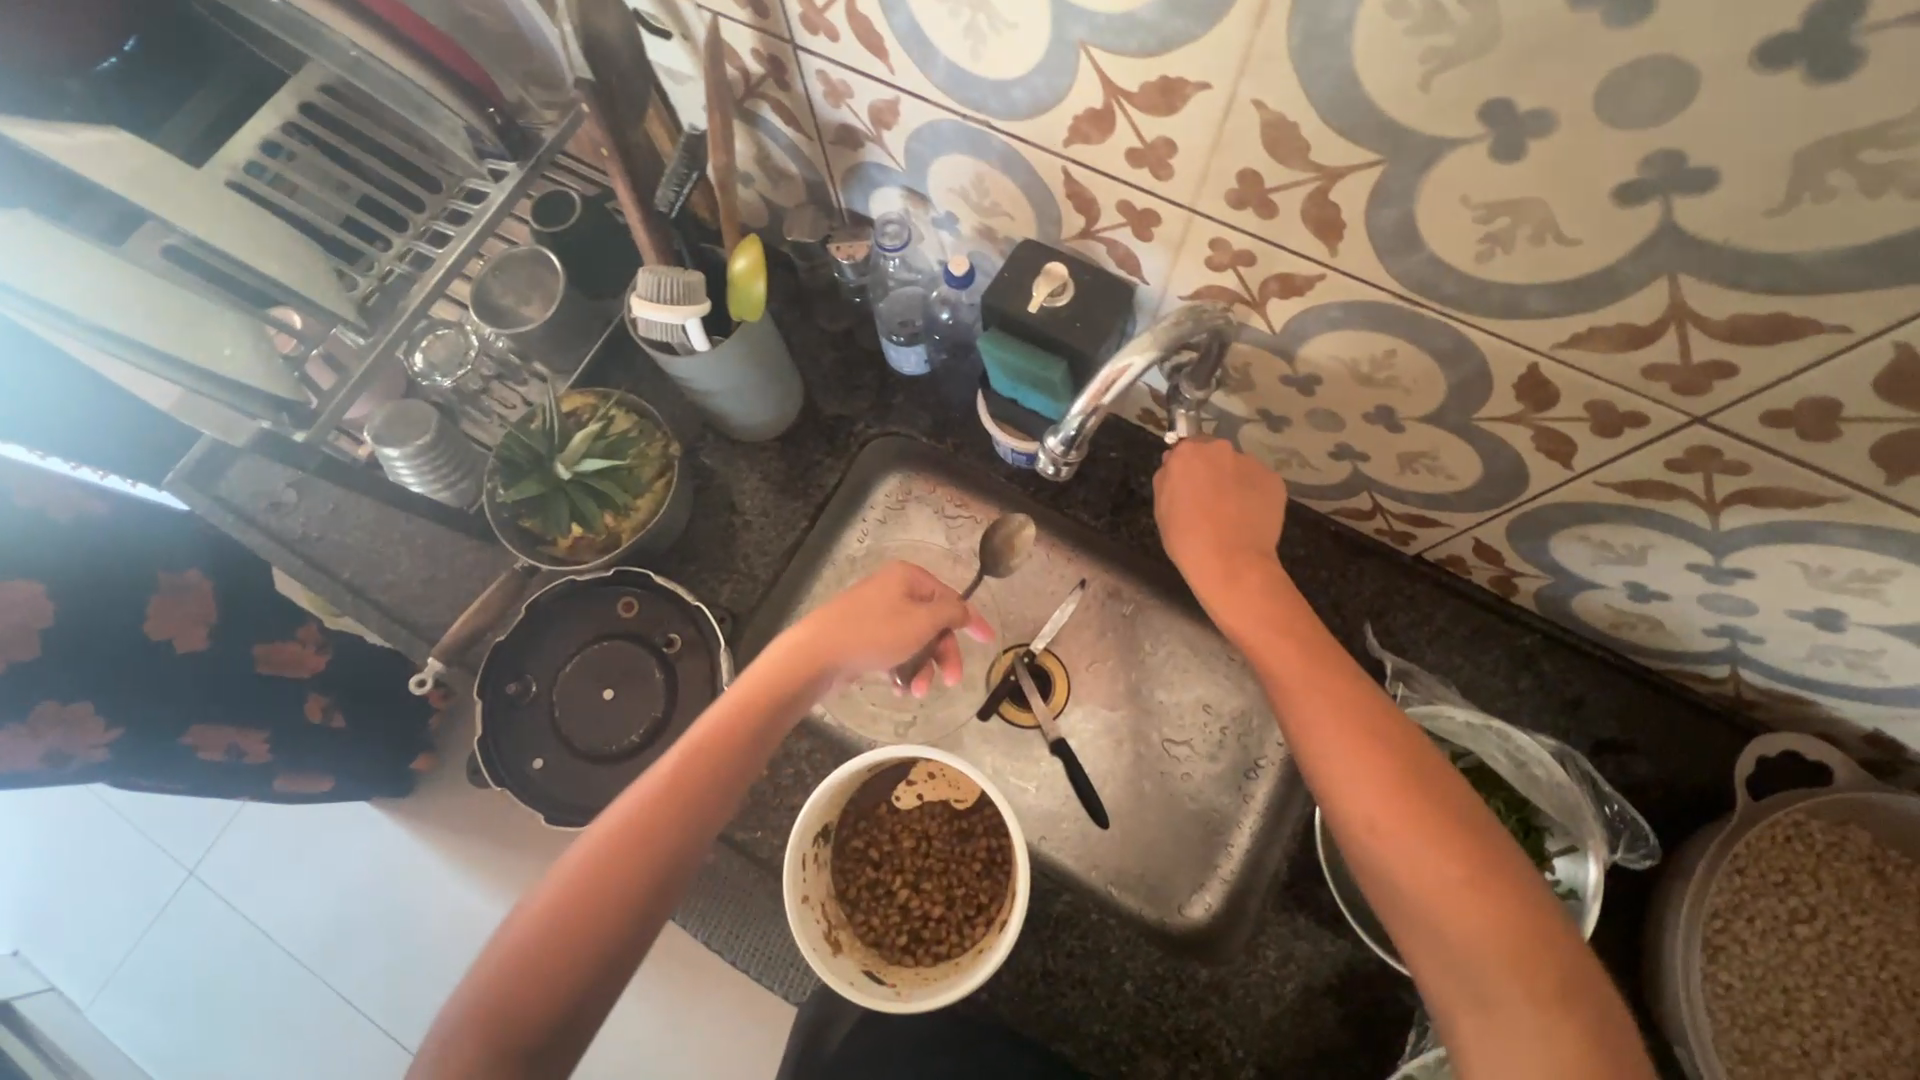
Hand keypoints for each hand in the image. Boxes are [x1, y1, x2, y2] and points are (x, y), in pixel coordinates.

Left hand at [789, 561, 992, 697]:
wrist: (817, 654)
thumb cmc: (875, 634)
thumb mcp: (922, 621)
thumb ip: (950, 613)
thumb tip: (963, 610)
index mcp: (908, 578)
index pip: (950, 597)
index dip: (971, 620)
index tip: (988, 641)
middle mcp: (893, 591)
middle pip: (933, 623)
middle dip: (942, 655)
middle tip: (951, 681)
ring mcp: (876, 614)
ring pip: (914, 642)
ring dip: (922, 668)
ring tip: (917, 691)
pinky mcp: (863, 636)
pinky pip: (894, 651)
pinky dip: (901, 670)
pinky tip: (898, 688)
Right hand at [1153, 437, 1287, 600]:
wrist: (1231, 562)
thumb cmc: (1187, 538)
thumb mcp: (1161, 507)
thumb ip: (1167, 478)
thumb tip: (1173, 465)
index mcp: (1188, 453)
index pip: (1186, 448)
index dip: (1187, 468)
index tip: (1188, 486)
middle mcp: (1221, 449)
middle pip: (1214, 454)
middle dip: (1212, 471)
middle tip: (1210, 501)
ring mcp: (1251, 463)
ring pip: (1239, 468)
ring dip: (1235, 482)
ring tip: (1233, 514)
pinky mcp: (1274, 479)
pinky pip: (1259, 483)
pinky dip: (1254, 495)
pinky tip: (1250, 518)